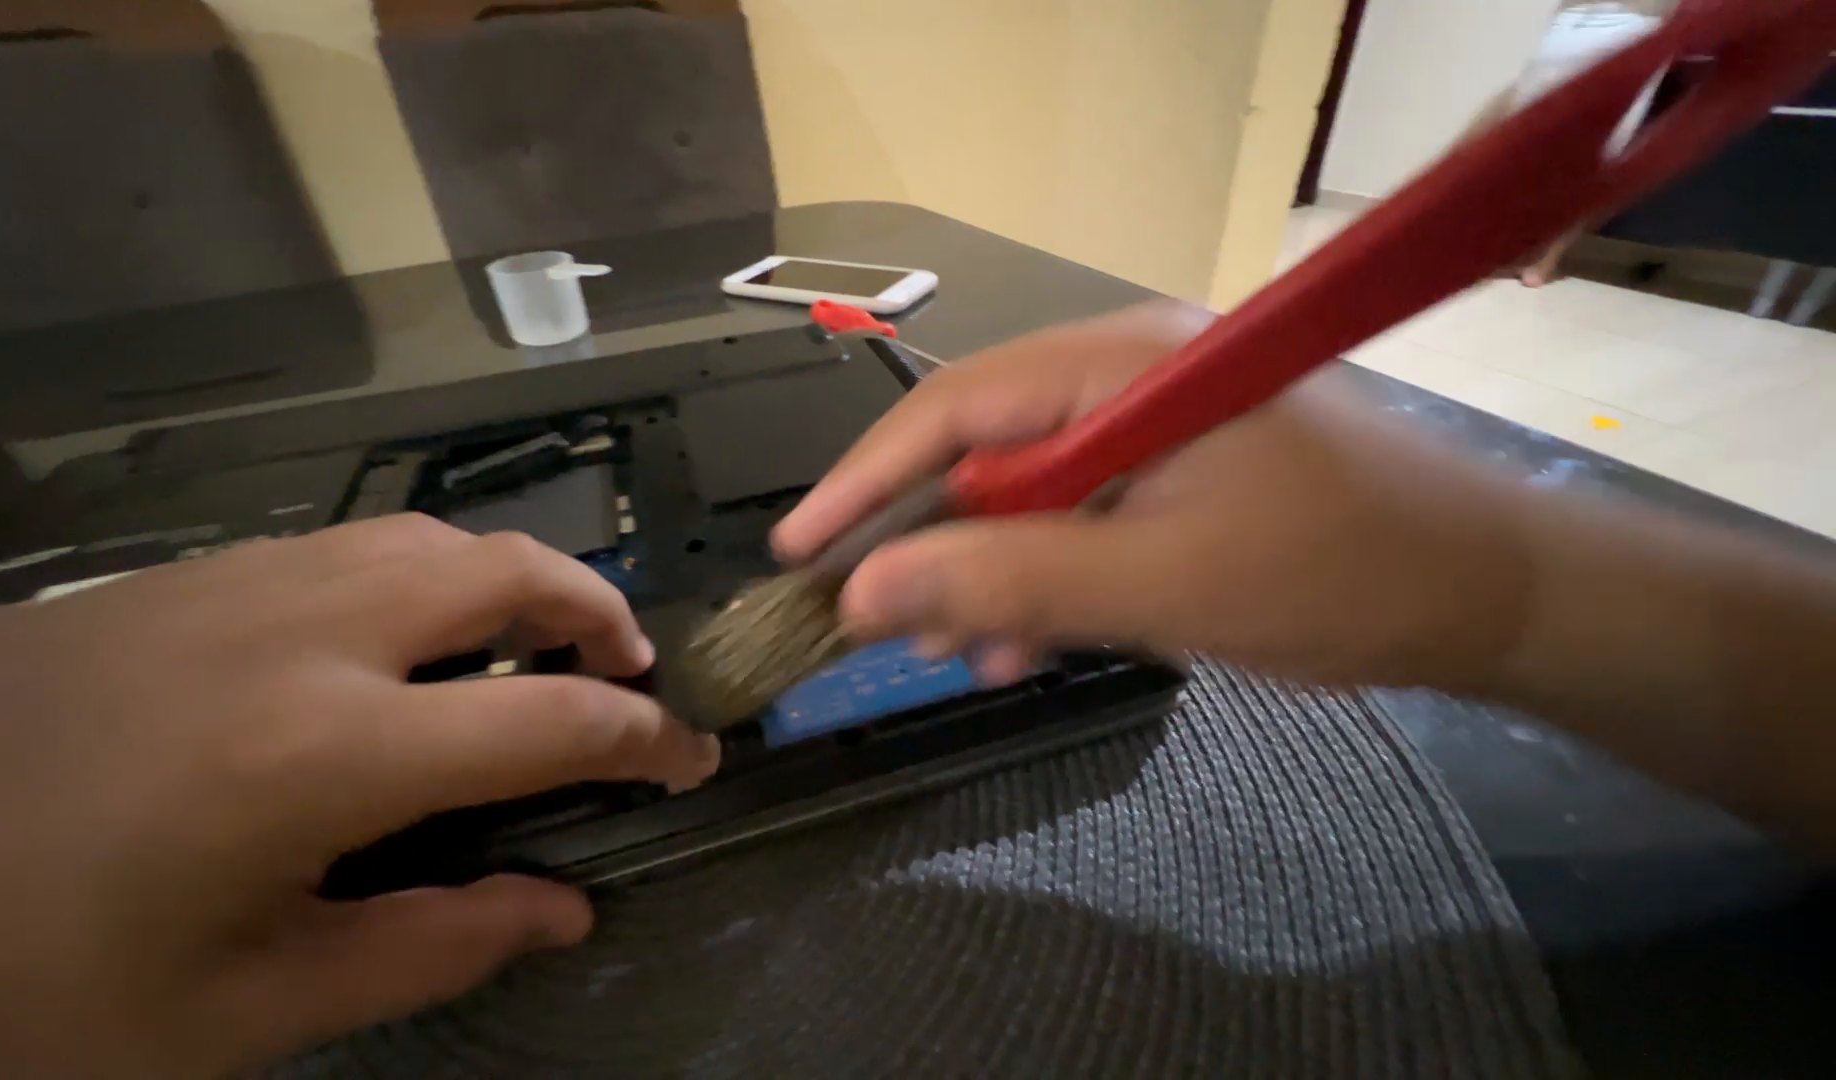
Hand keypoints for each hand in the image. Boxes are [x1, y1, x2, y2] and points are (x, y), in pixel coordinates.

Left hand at [0, 516, 718, 1078]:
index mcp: (327, 752)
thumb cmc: (11, 985)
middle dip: (603, 615)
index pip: (555, 721)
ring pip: (444, 539)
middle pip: (515, 573)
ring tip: (543, 640)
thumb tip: (566, 910)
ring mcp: (246, 583)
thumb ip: (432, 950)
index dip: (648, 740)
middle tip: (631, 673)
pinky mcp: (197, 571)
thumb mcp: (232, 1012)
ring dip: (526, 581)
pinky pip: (368, 544)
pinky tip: (424, 634)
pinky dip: (444, 573)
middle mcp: (309, 634)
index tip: (693, 757)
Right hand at [774, 300, 1537, 691]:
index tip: (795, 548)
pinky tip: (1026, 644)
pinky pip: (1068, 522)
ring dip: (984, 575)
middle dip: (925, 542)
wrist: (1494, 597)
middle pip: (977, 453)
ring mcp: (1142, 427)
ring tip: (961, 651)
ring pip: (1018, 497)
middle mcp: (1120, 377)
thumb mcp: (1160, 586)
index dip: (862, 480)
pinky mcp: (1165, 474)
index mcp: (1119, 366)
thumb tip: (861, 592)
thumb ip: (1006, 582)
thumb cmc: (1339, 576)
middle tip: (873, 618)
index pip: (951, 410)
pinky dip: (1039, 582)